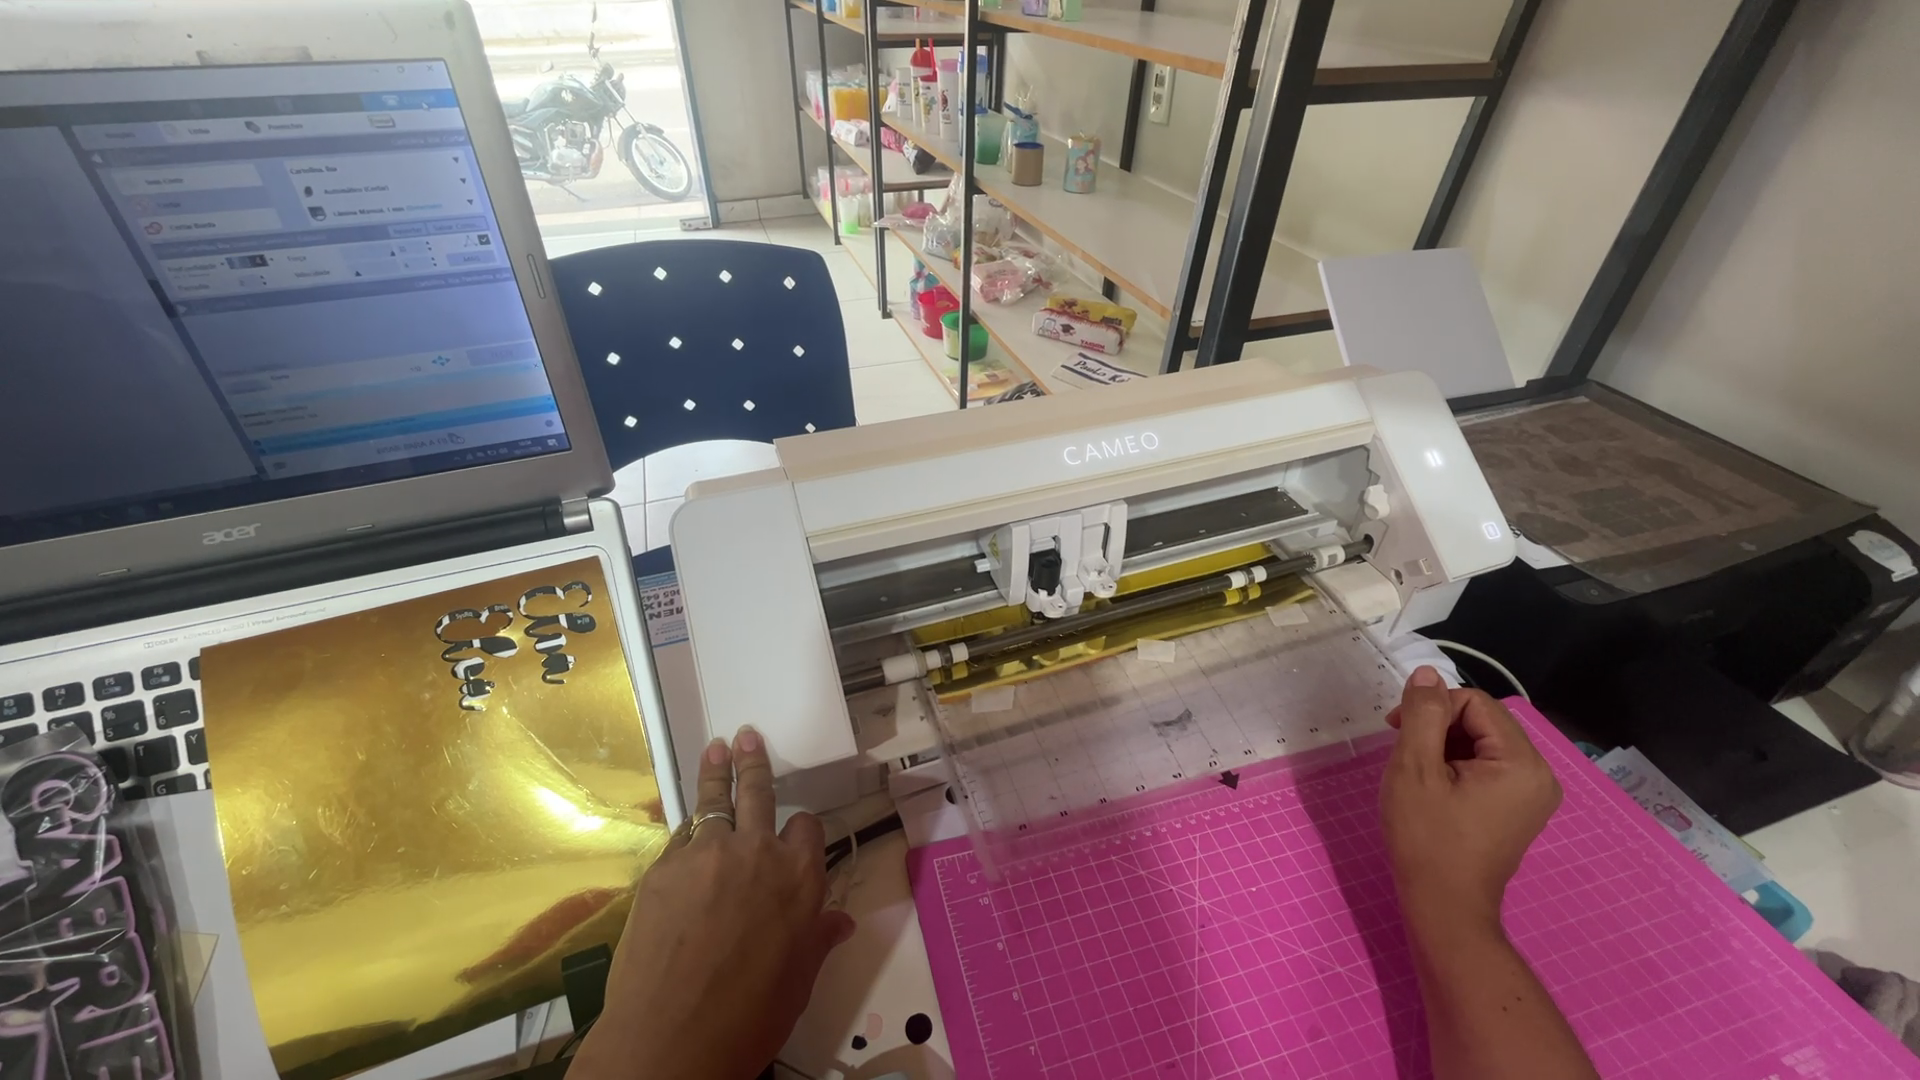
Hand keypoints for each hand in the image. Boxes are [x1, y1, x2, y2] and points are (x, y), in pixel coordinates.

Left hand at [571, 727, 855, 1079]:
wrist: (669, 1041)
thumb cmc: (750, 1016)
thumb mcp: (798, 981)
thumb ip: (818, 939)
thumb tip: (842, 922)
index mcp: (799, 875)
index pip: (807, 827)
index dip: (801, 830)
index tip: (795, 833)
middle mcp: (757, 851)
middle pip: (759, 792)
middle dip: (755, 762)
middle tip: (748, 735)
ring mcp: (706, 854)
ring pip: (715, 800)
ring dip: (717, 771)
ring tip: (717, 747)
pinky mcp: (662, 868)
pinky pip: (680, 837)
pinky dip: (687, 829)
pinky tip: (686, 826)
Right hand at [1380, 667, 1561, 939]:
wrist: (1444, 904)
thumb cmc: (1426, 836)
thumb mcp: (1415, 768)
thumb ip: (1423, 715)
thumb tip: (1427, 674)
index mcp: (1522, 763)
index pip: (1475, 703)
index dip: (1431, 707)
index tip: (1394, 729)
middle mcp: (1539, 774)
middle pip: (1482, 720)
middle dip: (1438, 724)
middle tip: (1401, 749)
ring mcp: (1532, 794)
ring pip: (1482, 742)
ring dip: (1443, 744)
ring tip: (1415, 772)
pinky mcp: (1518, 809)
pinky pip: (1487, 766)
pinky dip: (1456, 764)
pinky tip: (1432, 785)